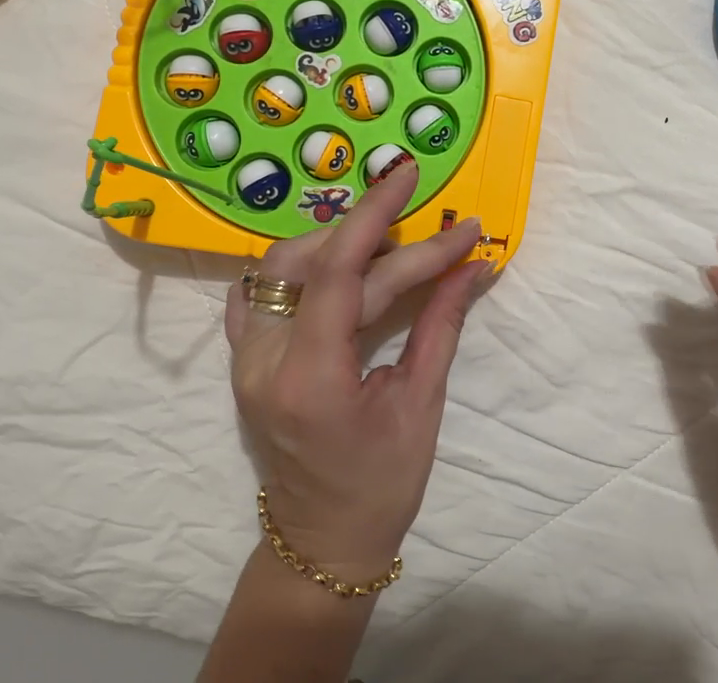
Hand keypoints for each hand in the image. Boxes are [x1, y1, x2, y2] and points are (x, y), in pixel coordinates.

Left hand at [226, 160, 489, 580]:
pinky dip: (299, 264)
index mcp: (310, 376)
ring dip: (336, 240)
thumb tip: (474, 264)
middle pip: (316, 263)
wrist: (322, 542)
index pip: (341, 270)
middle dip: (378, 231)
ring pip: (278, 267)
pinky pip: (258, 291)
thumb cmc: (382, 485)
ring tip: (390, 236)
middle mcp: (263, 359)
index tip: (412, 174)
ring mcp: (244, 359)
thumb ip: (441, 323)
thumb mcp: (421, 402)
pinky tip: (336, 258)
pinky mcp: (243, 359)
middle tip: (432, 223)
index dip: (379, 214)